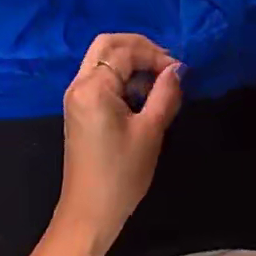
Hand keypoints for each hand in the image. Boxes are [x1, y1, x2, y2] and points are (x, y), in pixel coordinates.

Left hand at [56, 34, 182, 251]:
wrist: (90, 209)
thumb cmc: (122, 173)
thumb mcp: (151, 131)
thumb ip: (165, 94)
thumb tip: (177, 69)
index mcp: (92, 87)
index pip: (124, 51)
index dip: (155, 55)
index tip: (179, 72)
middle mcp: (78, 84)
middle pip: (106, 45)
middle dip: (139, 49)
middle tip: (167, 66)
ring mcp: (75, 96)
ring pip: (102, 60)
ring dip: (130, 62)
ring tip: (159, 84)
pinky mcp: (78, 108)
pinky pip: (99, 78)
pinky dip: (121, 77)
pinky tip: (142, 96)